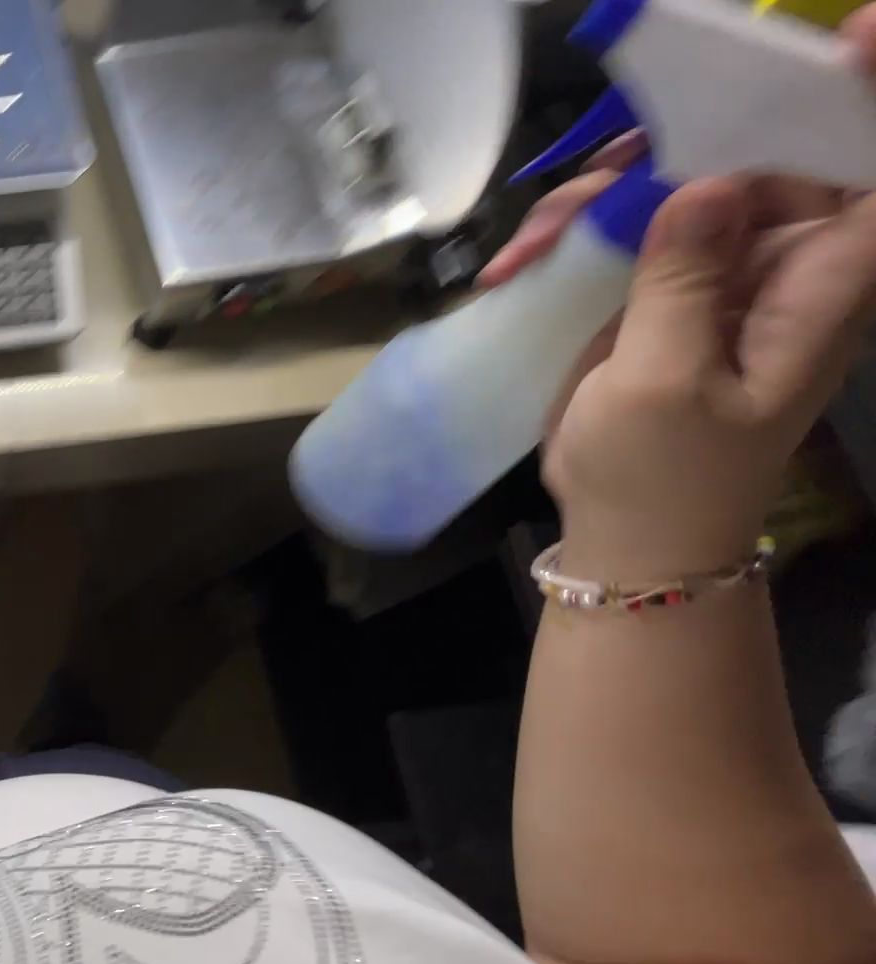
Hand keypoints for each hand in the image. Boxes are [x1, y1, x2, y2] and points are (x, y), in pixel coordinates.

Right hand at [478, 8, 875, 579]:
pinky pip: (617, 242)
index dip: (858, 99)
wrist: (627, 528)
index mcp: (820, 286)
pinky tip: (510, 273)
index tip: (842, 36)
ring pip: (663, 199)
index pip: (867, 170)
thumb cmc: (660, 470)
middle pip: (744, 168)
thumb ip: (687, 284)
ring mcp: (710, 281)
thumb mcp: (666, 382)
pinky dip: (562, 246)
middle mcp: (777, 268)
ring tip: (518, 258)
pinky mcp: (653, 299)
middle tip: (572, 201)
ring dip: (585, 212)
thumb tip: (706, 184)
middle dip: (657, 164)